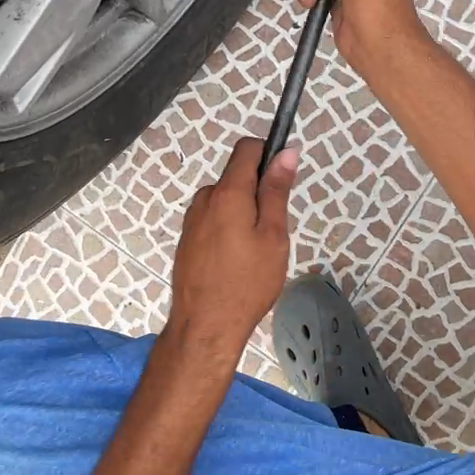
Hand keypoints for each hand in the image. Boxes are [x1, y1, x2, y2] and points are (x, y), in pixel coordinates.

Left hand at [166, 138, 298, 356]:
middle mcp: (205, 198)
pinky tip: (235, 262)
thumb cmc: (247, 281)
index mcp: (228, 192)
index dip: (268, 153)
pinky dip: (228, 229)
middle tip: (272, 231)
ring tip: (255, 252)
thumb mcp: (273, 235)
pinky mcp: (187, 239)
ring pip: (225, 200)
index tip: (283, 179)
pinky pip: (213, 219)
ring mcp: (192, 219)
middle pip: (236, 176)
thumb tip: (287, 151)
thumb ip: (277, 190)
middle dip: (258, 193)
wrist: (205, 326)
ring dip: (243, 213)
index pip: (247, 148)